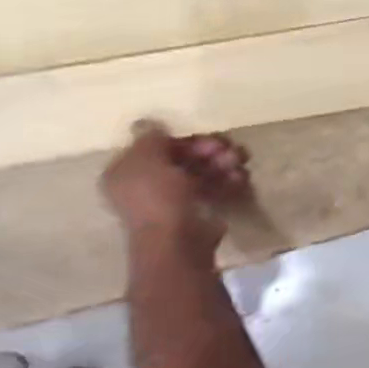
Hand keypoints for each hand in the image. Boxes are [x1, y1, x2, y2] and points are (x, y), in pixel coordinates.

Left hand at [100, 120, 248, 257]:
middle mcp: (147, 187)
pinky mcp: (197, 216)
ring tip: (240, 163)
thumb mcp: (147, 158)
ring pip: (200, 175)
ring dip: (222, 165)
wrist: (178, 243)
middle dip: (208, 152)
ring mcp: (173, 203)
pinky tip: (241, 178)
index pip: (156, 148)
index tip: (206, 139)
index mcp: (127, 173)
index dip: (182, 140)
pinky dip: (227, 183)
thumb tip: (153, 125)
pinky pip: (212, 192)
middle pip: (181, 160)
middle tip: (229, 150)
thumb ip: (151, 138)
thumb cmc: (156, 197)